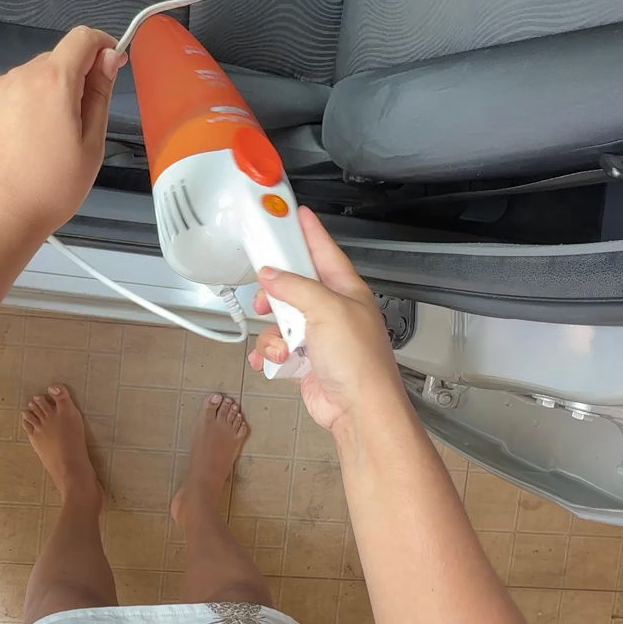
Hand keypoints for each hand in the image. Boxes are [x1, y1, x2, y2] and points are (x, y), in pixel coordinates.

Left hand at [0, 26, 124, 238]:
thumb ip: (100, 95)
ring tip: (43, 142)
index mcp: (54, 82)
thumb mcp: (91, 145)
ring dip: (43, 96)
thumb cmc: (51, 189)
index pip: (82, 38)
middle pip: (54, 61)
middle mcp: (18, 75)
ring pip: (28, 80)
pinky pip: (4, 95)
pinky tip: (18, 144)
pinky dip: (17, 108)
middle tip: (77, 126)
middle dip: (72, 81)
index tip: (111, 66)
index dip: (102, 46)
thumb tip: (107, 57)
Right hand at [248, 208, 405, 432]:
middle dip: (275, 292)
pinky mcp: (306, 360)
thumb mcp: (326, 309)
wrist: (358, 409)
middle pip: (295, 286)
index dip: (309, 232)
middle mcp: (334, 310)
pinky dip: (269, 354)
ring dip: (273, 332)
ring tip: (280, 344)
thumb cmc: (358, 361)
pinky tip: (271, 360)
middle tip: (264, 293)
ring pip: (281, 319)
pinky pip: (278, 347)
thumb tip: (271, 275)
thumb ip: (295, 287)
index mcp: (347, 290)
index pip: (325, 251)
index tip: (295, 214)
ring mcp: (320, 336)